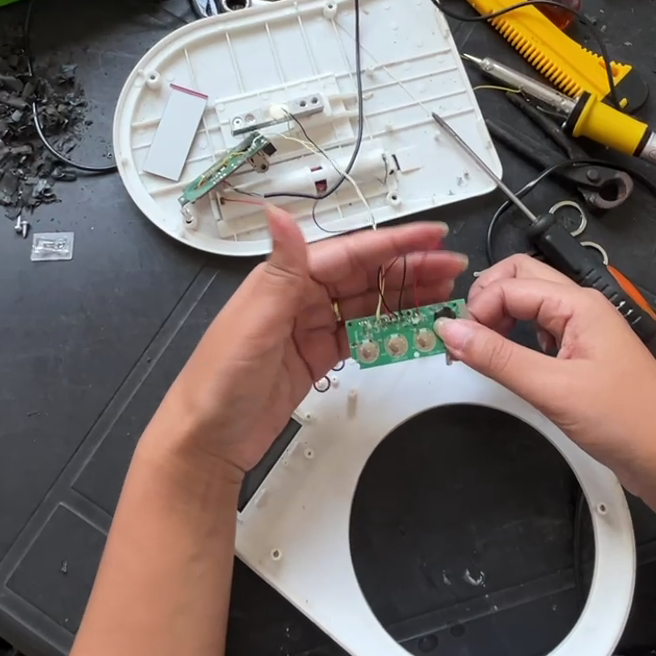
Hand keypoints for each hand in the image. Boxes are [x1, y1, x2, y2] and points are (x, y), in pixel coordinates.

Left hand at [145, 206, 468, 475]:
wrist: (206, 440)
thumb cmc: (218, 380)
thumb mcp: (254, 320)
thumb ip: (280, 267)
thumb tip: (279, 214)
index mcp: (284, 277)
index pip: (350, 252)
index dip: (394, 242)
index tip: (429, 235)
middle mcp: (298, 296)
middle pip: (365, 275)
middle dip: (409, 268)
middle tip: (449, 267)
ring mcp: (309, 326)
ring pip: (368, 303)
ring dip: (404, 297)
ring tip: (441, 292)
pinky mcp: (316, 355)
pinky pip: (361, 335)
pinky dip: (388, 331)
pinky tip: (411, 327)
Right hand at [436, 255, 655, 490]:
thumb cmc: (624, 422)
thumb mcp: (553, 389)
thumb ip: (497, 357)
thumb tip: (447, 329)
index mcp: (577, 303)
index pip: (509, 286)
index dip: (477, 309)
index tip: (456, 344)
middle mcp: (580, 306)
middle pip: (519, 278)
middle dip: (485, 299)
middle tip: (464, 337)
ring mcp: (583, 329)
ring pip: (528, 303)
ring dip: (499, 316)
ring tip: (479, 350)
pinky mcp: (582, 354)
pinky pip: (539, 329)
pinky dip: (516, 336)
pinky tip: (510, 361)